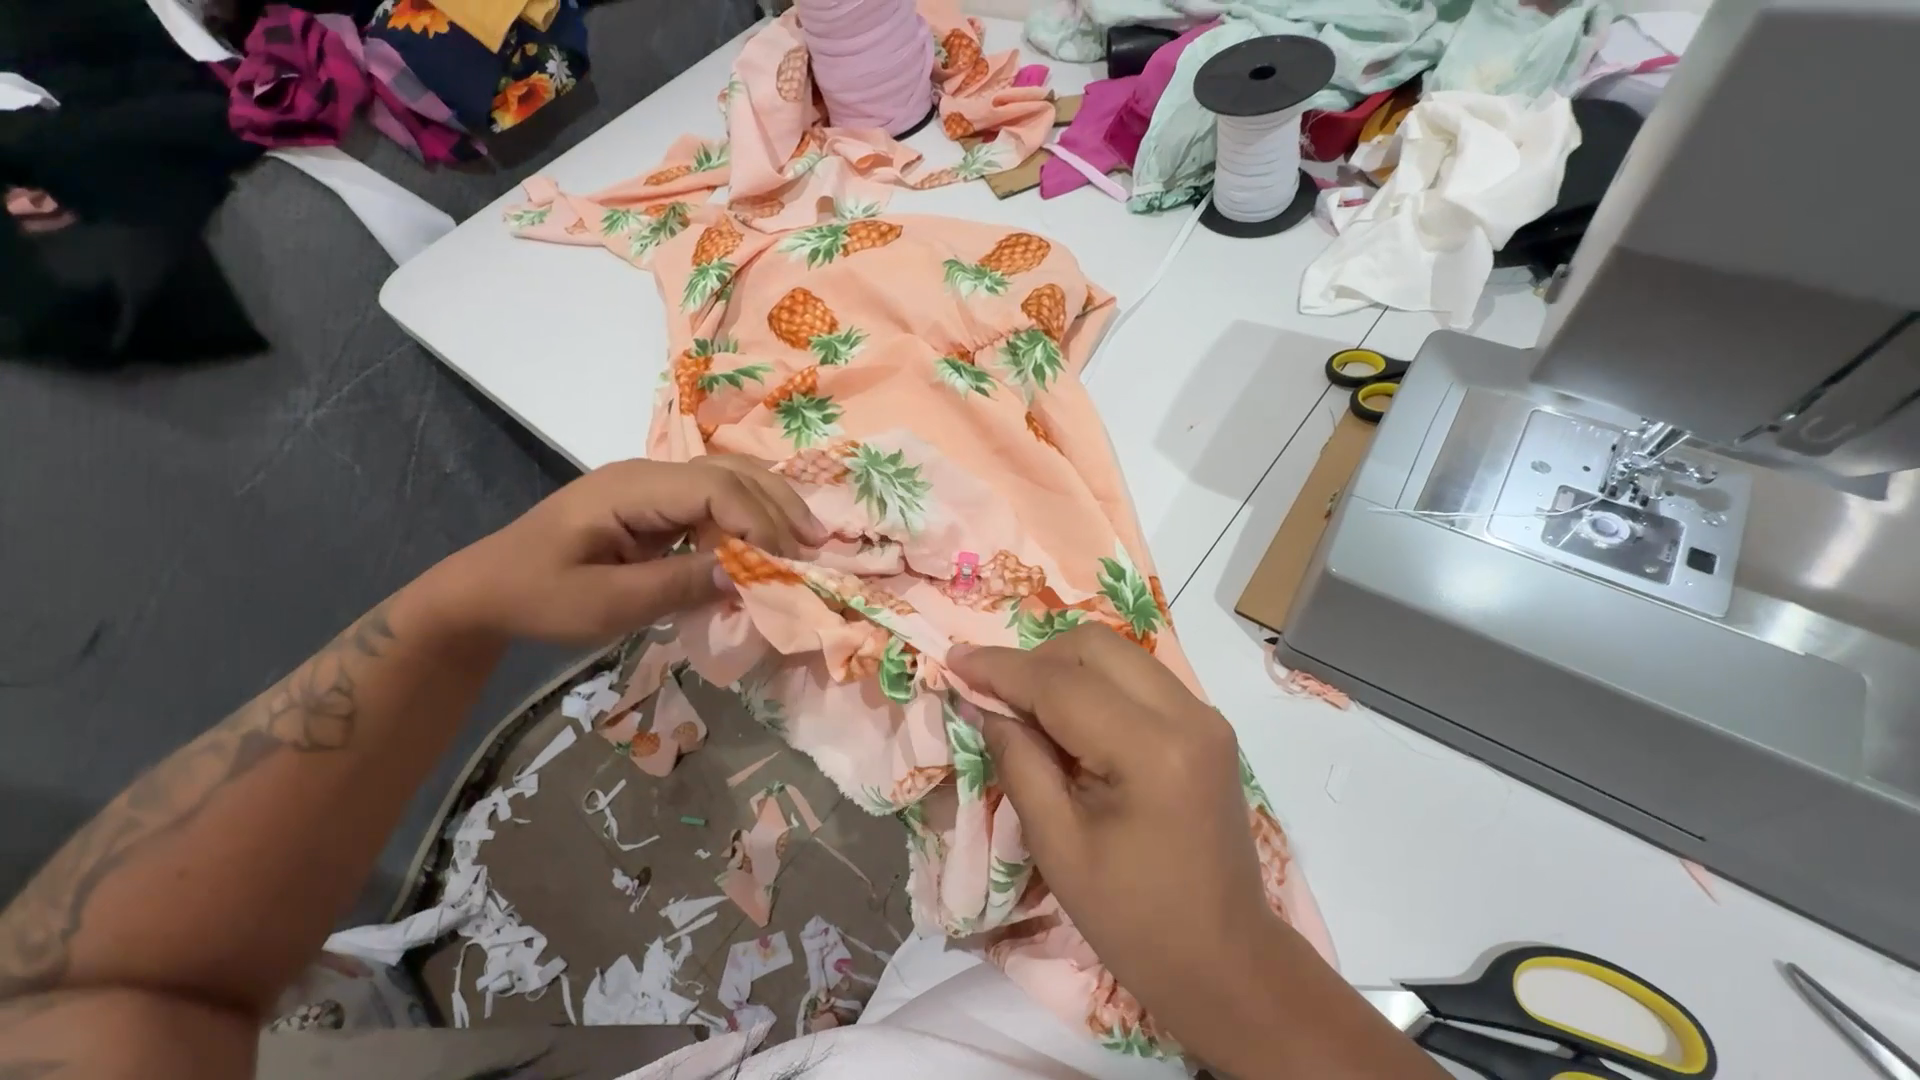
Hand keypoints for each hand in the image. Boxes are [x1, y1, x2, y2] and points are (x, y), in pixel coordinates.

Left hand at [422, 457, 825, 644]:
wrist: (483, 591)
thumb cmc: (537, 597)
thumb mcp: (606, 604)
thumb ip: (678, 585)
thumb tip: (747, 573)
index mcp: (632, 488)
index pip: (716, 488)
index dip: (759, 522)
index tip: (785, 565)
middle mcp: (648, 475)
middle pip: (731, 473)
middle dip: (778, 506)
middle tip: (816, 545)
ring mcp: (650, 487)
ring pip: (728, 480)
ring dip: (769, 507)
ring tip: (805, 540)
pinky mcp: (653, 507)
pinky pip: (712, 502)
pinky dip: (746, 519)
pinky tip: (766, 544)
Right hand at [949, 627, 1276, 1052]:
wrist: (1225, 961)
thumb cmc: (1132, 919)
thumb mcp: (1058, 847)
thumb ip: (1018, 762)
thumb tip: (985, 704)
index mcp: (1151, 751)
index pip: (1061, 684)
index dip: (1001, 668)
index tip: (954, 659)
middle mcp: (1188, 715)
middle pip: (1096, 645)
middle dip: (1036, 659)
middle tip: (996, 696)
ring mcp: (1205, 717)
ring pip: (1119, 654)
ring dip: (1066, 668)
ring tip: (1028, 710)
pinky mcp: (1207, 727)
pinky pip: (1139, 678)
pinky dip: (1096, 684)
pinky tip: (1071, 724)